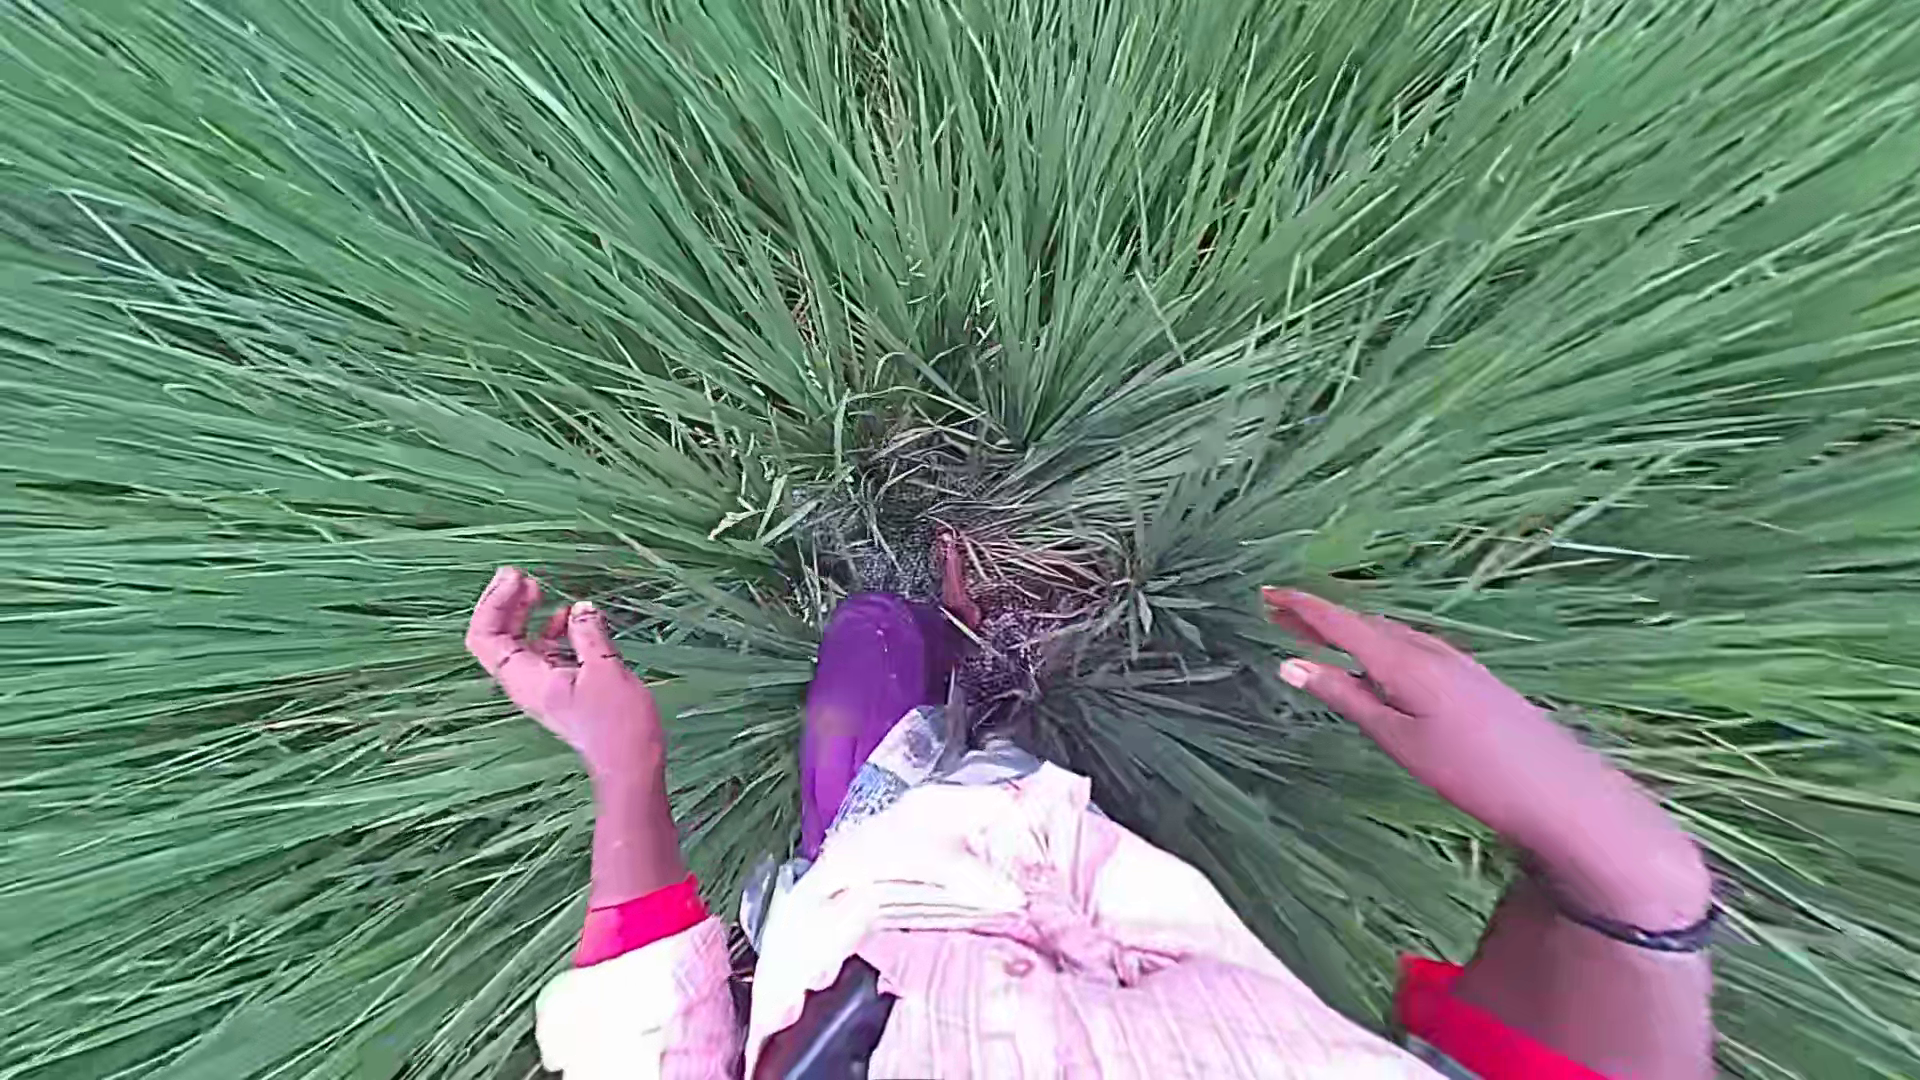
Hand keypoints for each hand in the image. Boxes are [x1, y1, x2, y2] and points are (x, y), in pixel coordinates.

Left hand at [466, 565, 665, 789]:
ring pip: (523, 644)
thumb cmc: (617, 720)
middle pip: (499, 638)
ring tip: (543, 590)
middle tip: (523, 575)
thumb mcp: (606, 670)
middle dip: (506, 604)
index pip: (486, 637)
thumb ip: (590, 635)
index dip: (494, 603)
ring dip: (529, 615)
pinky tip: (571, 618)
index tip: (517, 576)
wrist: (629, 759)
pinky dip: (554, 631)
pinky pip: (547, 653)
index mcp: (526, 679)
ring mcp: (544, 686)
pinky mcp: (564, 688)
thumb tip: (581, 606)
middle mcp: (527, 682)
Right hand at [1263, 587, 1709, 925]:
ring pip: (1387, 632)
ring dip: (1346, 628)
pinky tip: (1371, 657)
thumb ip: (1343, 695)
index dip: (1300, 606)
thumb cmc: (1471, 773)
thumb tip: (1288, 664)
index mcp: (1404, 661)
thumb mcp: (1395, 737)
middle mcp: (1428, 651)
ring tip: (1312, 631)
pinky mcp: (1471, 678)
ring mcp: (1455, 662)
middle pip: (1362, 622)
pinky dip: (1374, 641)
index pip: (1340, 623)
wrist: (1572, 802)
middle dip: (1317, 615)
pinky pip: (1408, 644)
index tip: (1266, 594)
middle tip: (1276, 612)